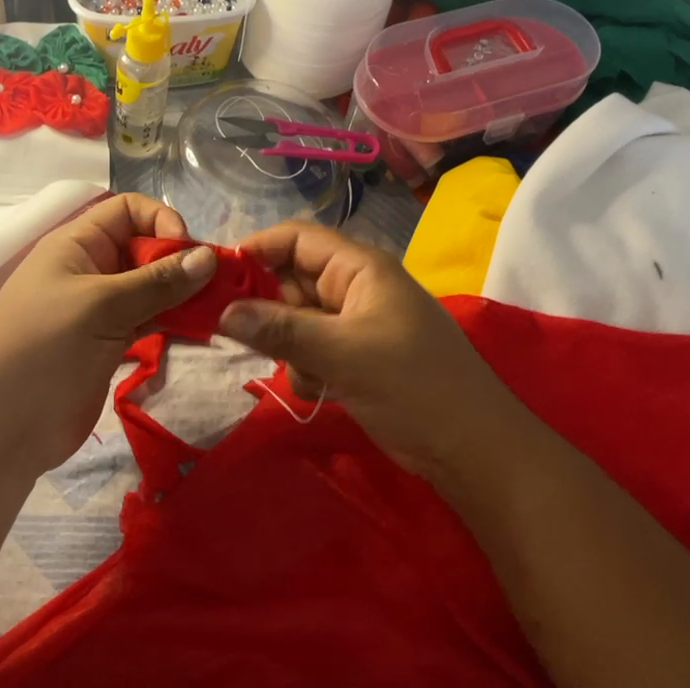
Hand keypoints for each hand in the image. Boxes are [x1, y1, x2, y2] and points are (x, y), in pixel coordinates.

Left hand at [0, 194, 216, 473]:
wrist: (2, 432)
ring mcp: (97, 310)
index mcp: (75, 245)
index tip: (190, 254)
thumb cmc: (44, 353)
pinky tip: (198, 332)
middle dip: (180, 262)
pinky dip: (171, 323)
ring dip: (181, 296)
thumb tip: (209, 257)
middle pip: (144, 248)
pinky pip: (146, 321)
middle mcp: (88, 270)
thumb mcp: (101, 308)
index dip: (162, 221)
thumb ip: (157, 282)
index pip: (128, 210)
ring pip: (149, 288)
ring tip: (216, 312)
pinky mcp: (107, 345)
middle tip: (216, 290)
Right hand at [219, 223, 505, 481]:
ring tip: (306, 375)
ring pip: (297, 319)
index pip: (295, 239)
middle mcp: (356, 287)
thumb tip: (222, 312)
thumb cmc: (413, 387)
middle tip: (243, 339)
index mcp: (360, 267)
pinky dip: (307, 369)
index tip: (216, 280)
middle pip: (292, 280)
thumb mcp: (342, 355)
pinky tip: (319, 391)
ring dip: (288, 347)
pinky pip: (312, 349)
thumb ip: (280, 330)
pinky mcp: (357, 357)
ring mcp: (357, 323)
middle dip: (269, 310)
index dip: (256, 251)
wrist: (473, 450)